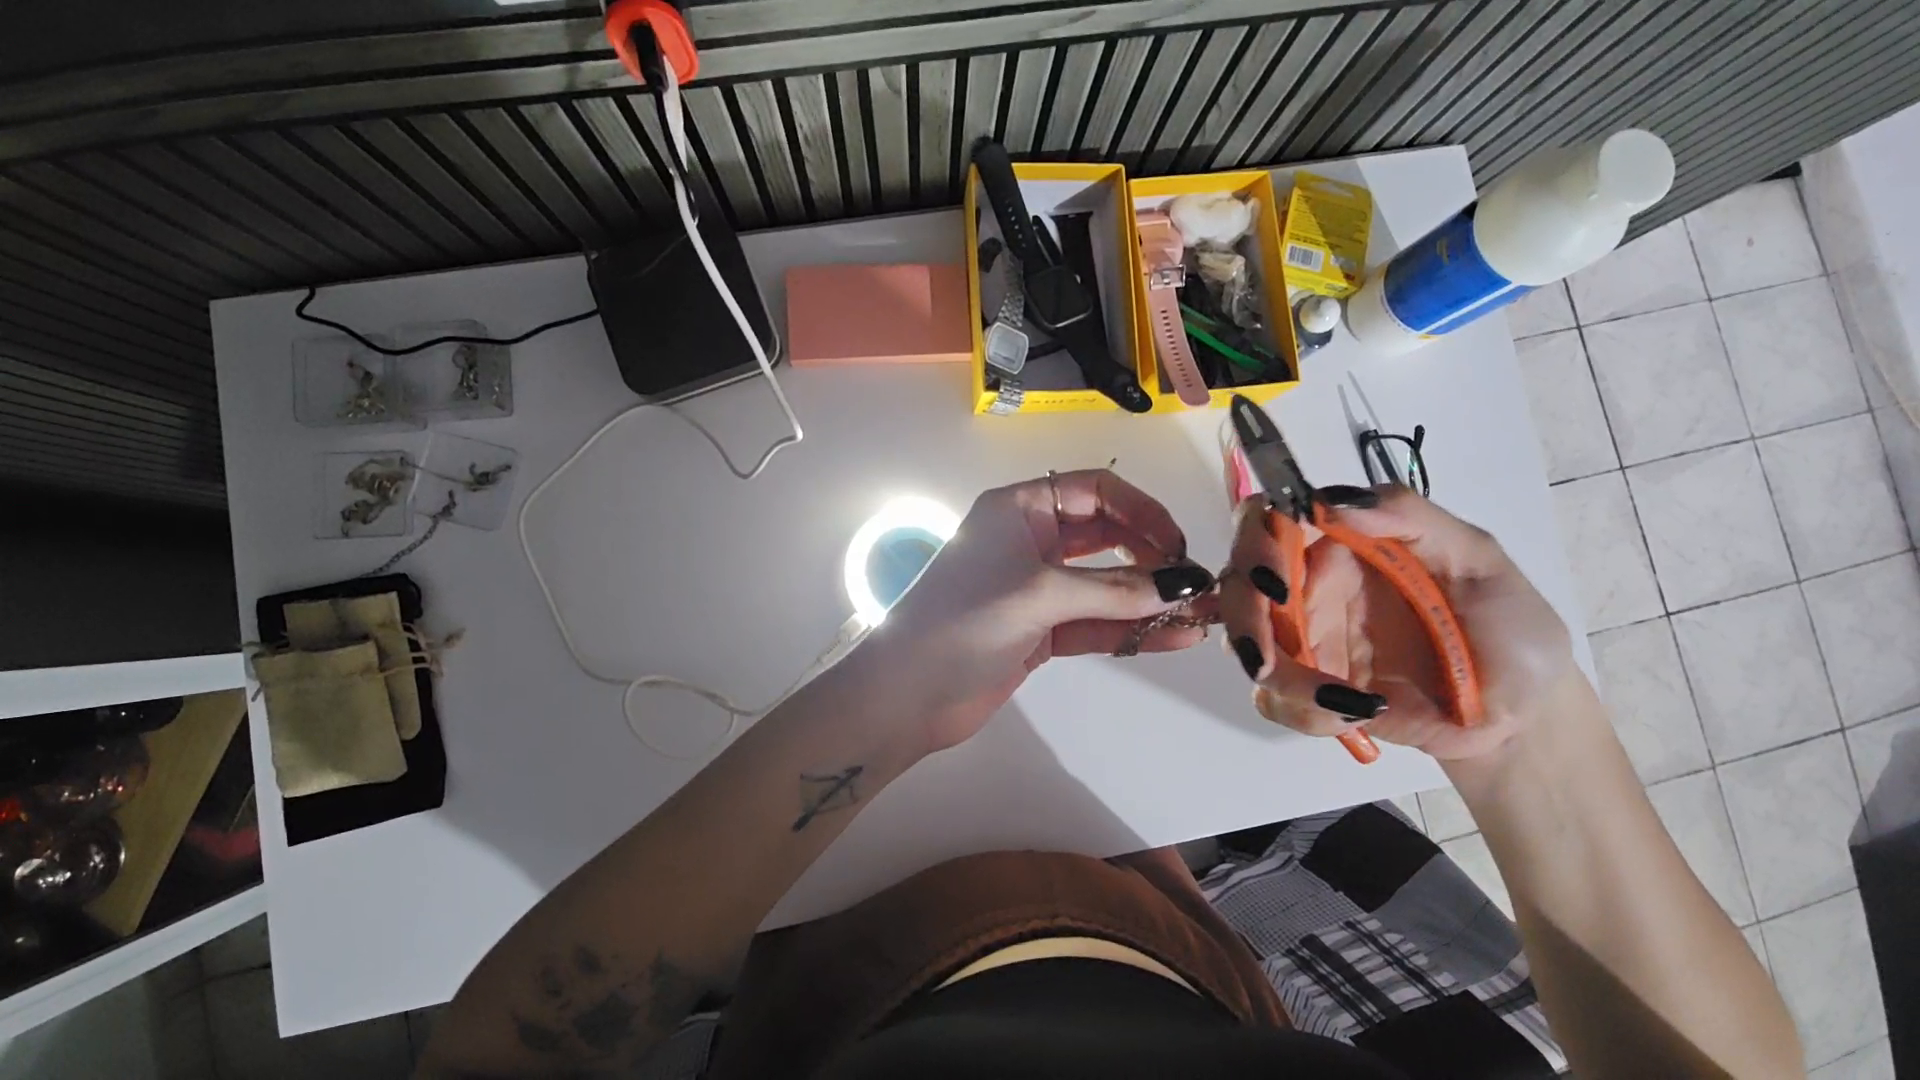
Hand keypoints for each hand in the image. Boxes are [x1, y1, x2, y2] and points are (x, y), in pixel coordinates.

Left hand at [867, 469, 1215, 752]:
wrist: (904, 696)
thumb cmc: (962, 622)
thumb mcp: (1038, 595)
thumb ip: (1113, 590)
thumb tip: (1182, 585)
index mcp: (1019, 509)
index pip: (1095, 492)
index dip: (1142, 512)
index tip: (1178, 546)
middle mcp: (1030, 541)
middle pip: (1107, 536)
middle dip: (1152, 557)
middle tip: (1191, 585)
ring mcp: (1037, 589)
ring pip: (1105, 585)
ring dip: (1149, 599)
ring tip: (1198, 616)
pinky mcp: (1040, 631)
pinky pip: (1096, 622)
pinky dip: (1130, 630)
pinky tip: (1173, 638)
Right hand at [1219, 485, 1576, 760]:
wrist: (1525, 715)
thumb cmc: (1507, 627)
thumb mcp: (1476, 556)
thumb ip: (1406, 514)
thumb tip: (1327, 501)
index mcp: (1340, 542)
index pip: (1268, 523)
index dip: (1255, 545)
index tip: (1275, 581)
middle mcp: (1309, 585)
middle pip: (1238, 587)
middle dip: (1246, 622)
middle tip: (1268, 661)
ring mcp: (1305, 641)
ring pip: (1247, 649)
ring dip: (1286, 680)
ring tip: (1347, 704)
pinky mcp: (1308, 692)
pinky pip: (1273, 701)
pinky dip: (1306, 714)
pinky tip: (1358, 716)